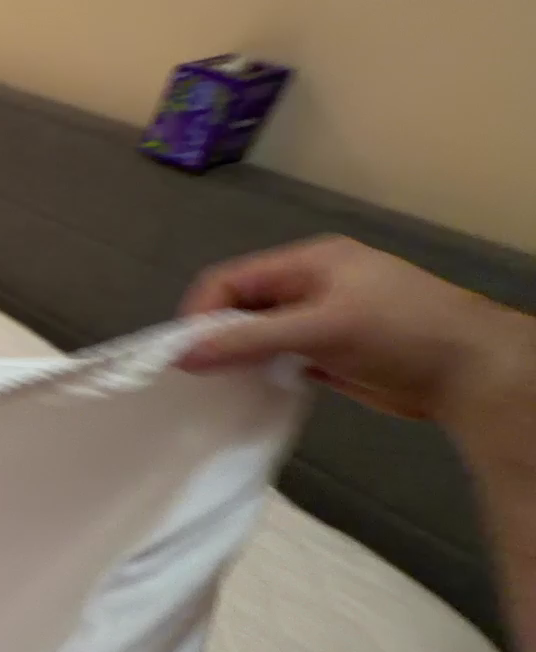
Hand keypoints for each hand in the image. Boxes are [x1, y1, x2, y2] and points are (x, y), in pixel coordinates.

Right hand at [178, 236, 535, 434]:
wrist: (472, 374)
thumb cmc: (401, 335)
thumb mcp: (320, 330)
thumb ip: (246, 341)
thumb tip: (180, 356)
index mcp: (308, 263)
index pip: (227, 280)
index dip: (200, 314)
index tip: (186, 354)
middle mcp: (306, 285)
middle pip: (234, 305)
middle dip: (212, 336)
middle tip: (201, 371)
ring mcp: (312, 317)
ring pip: (247, 332)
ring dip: (229, 355)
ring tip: (220, 381)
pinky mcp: (317, 348)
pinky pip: (265, 354)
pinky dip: (249, 369)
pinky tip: (246, 387)